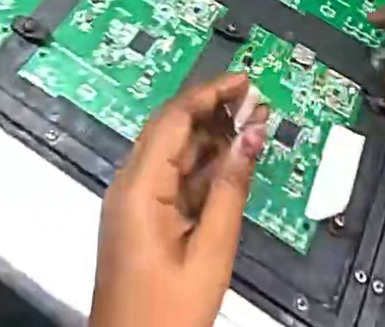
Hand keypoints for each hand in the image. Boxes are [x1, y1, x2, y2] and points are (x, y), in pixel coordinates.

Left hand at [91, 73, 267, 326]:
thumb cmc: (169, 314)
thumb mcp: (211, 250)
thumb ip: (232, 185)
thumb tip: (253, 132)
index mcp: (139, 188)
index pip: (174, 118)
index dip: (211, 93)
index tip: (245, 82)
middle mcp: (130, 185)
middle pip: (172, 127)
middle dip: (214, 108)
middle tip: (254, 100)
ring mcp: (135, 200)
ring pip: (175, 148)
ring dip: (213, 134)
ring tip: (253, 123)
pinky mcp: (143, 216)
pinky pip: (175, 173)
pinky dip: (205, 162)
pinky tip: (234, 158)